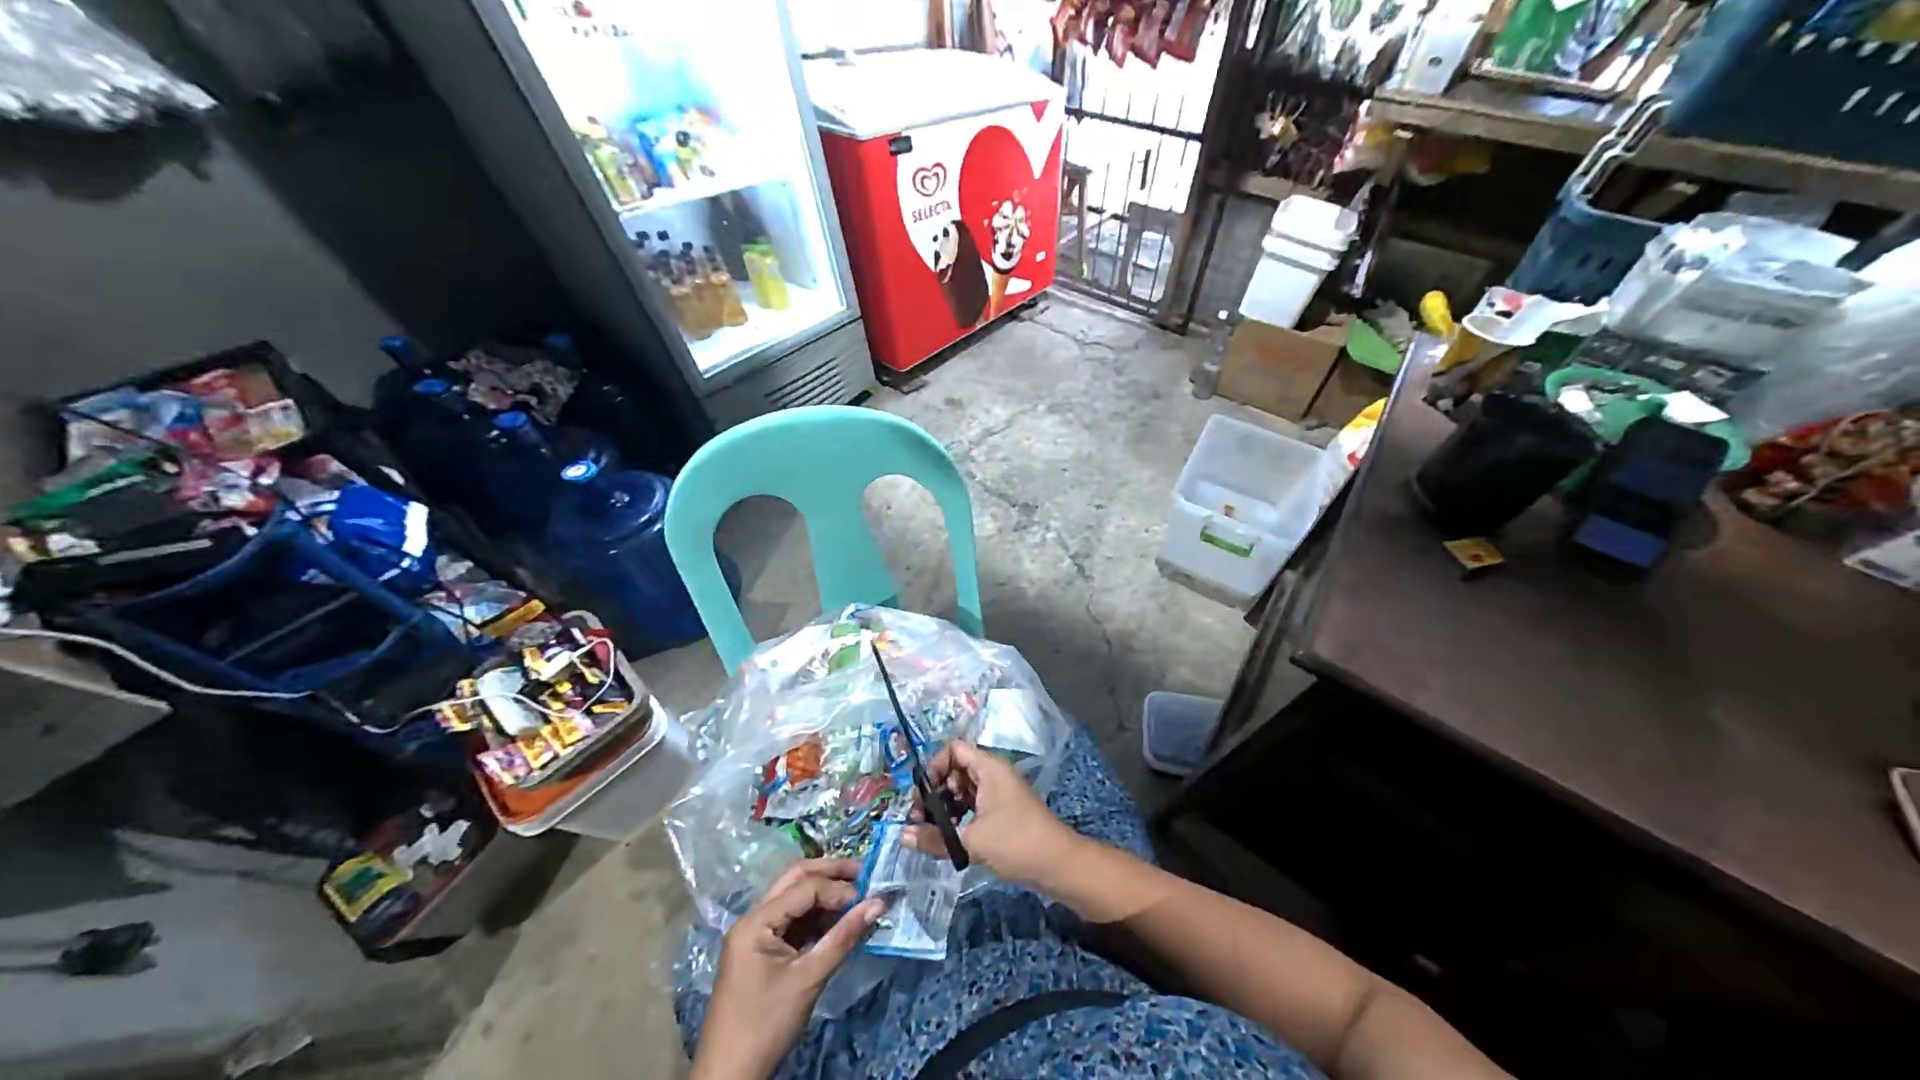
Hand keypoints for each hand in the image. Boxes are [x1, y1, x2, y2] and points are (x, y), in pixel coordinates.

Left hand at [690, 858, 883, 1079]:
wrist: (730, 1074)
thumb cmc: (766, 1024)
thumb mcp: (809, 978)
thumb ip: (843, 937)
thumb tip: (878, 903)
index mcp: (756, 921)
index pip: (804, 888)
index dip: (839, 889)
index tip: (869, 898)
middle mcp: (753, 918)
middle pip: (795, 880)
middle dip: (830, 873)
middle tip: (865, 873)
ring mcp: (755, 933)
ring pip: (794, 898)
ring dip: (824, 893)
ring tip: (858, 893)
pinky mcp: (762, 950)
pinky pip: (792, 920)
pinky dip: (816, 915)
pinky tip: (839, 917)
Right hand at [904, 739, 1086, 890]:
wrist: (1059, 865)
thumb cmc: (1017, 843)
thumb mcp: (972, 842)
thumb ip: (935, 838)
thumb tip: (902, 836)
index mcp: (989, 768)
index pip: (953, 749)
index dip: (934, 766)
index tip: (923, 796)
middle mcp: (993, 774)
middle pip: (955, 769)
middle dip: (936, 791)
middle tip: (921, 819)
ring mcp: (999, 793)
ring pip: (963, 789)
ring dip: (946, 807)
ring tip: (932, 831)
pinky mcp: (1002, 812)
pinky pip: (973, 805)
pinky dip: (959, 817)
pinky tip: (950, 838)